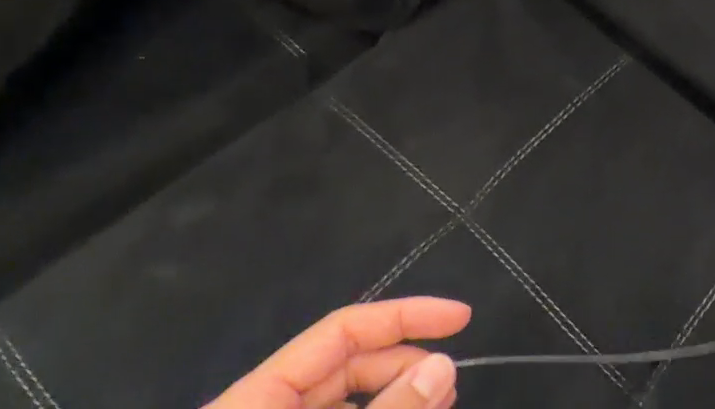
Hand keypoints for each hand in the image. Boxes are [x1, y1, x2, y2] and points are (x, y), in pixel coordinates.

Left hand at [203, 297, 471, 408]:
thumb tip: (445, 364)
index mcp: (253, 398)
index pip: (342, 329)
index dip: (406, 315)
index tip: (461, 318)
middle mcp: (260, 406)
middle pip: (346, 363)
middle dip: (405, 363)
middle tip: (451, 381)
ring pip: (344, 398)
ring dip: (397, 393)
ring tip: (440, 403)